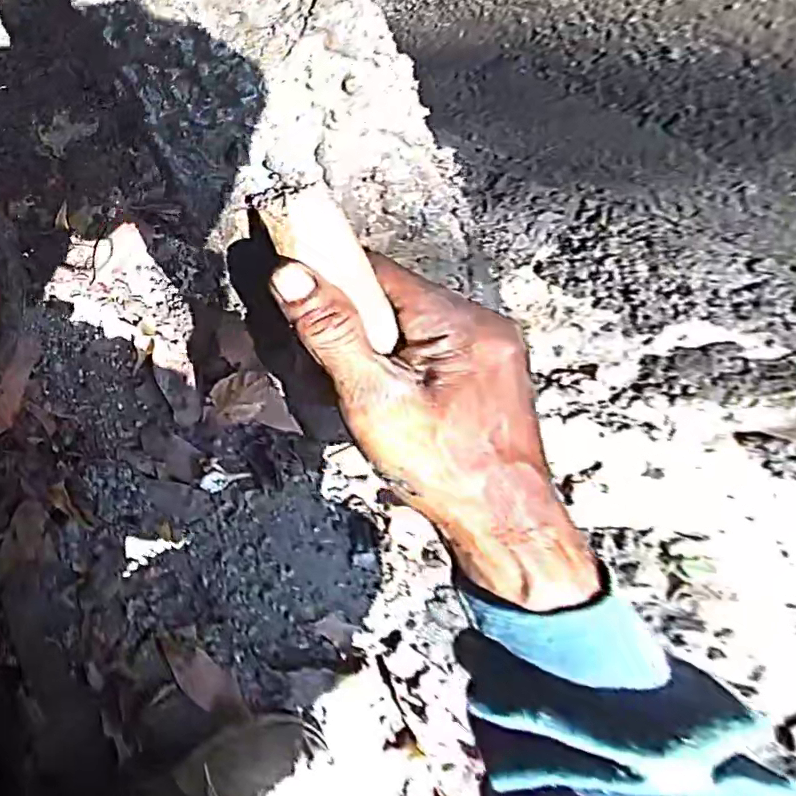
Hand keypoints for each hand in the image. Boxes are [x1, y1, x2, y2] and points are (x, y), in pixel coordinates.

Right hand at [269, 254, 600, 610]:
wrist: (503, 525)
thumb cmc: (440, 465)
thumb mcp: (371, 395)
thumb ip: (331, 332)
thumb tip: (291, 277)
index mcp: (460, 322)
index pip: (375, 270)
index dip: (329, 280)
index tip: (295, 300)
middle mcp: (482, 325)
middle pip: (388, 294)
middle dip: (349, 318)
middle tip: (328, 361)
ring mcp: (487, 348)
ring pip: (402, 319)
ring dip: (368, 339)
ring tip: (356, 382)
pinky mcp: (482, 370)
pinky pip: (420, 341)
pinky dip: (390, 355)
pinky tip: (383, 389)